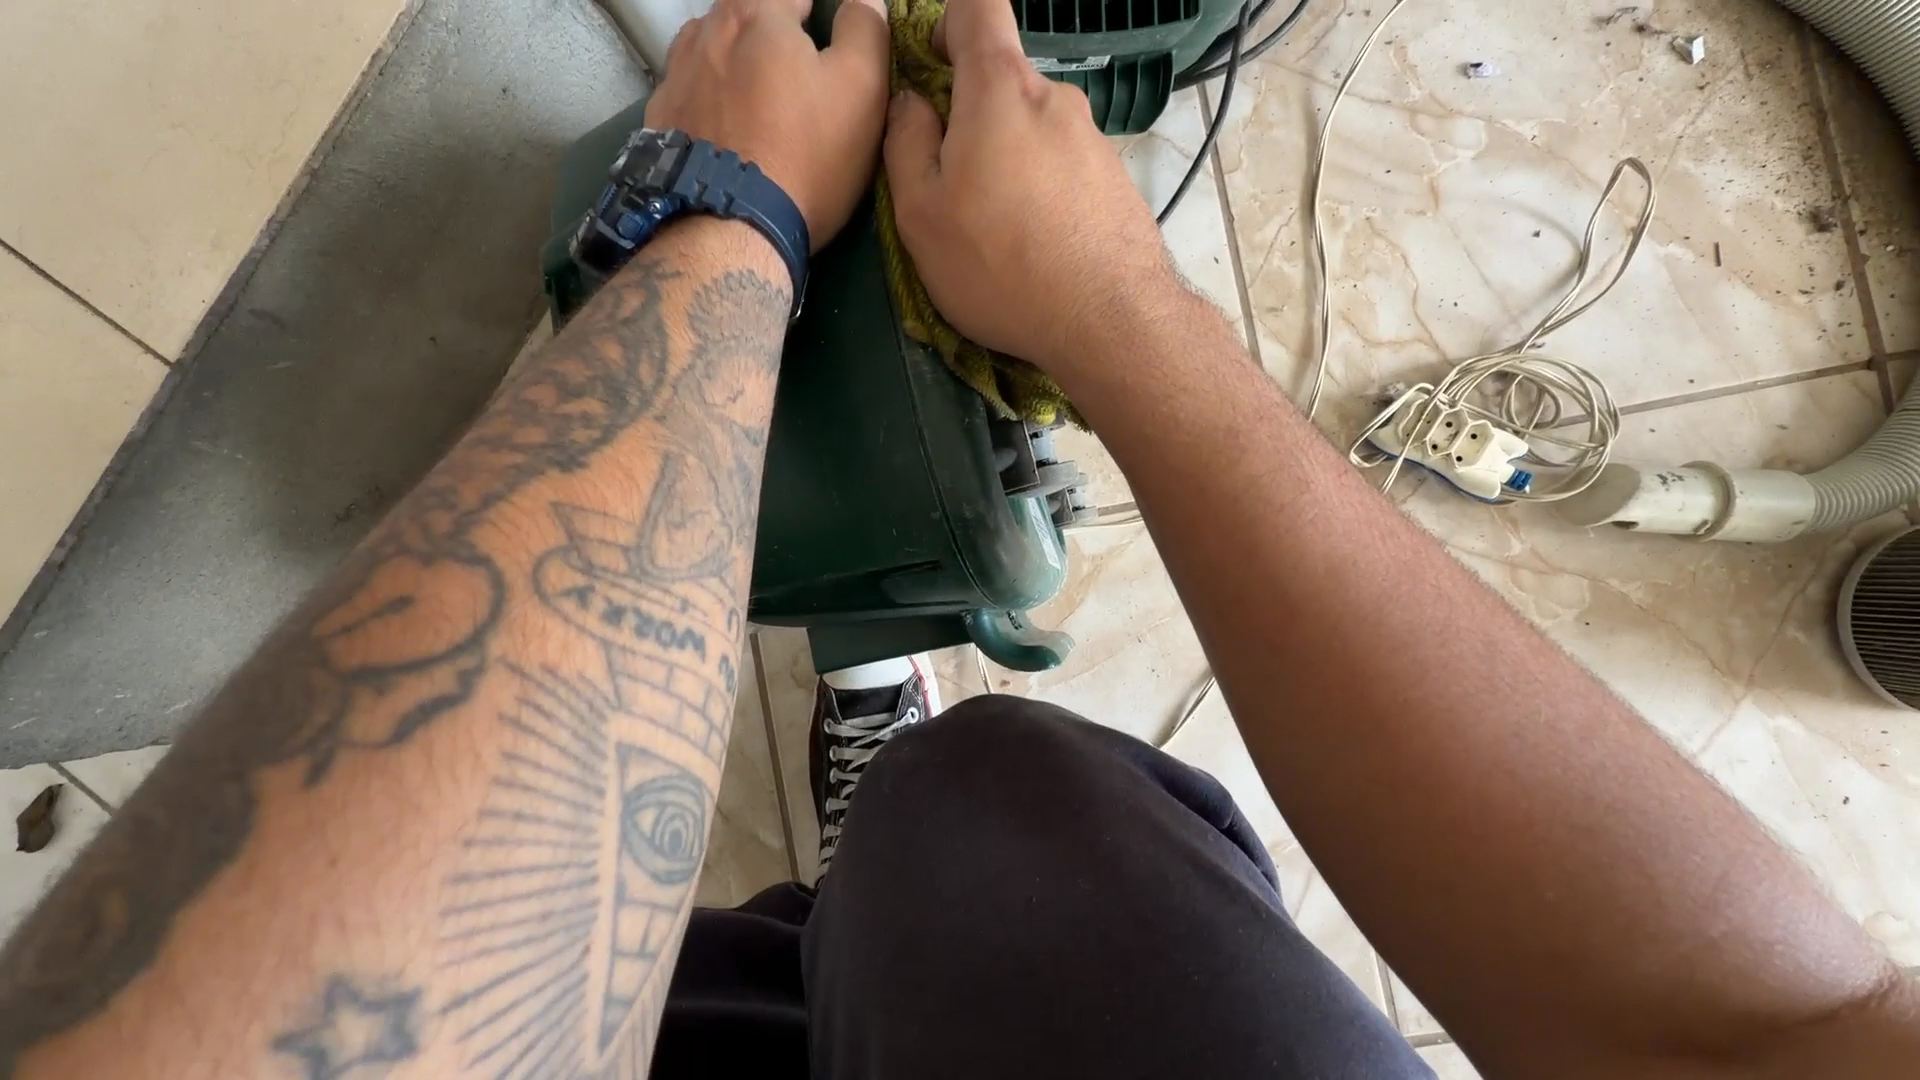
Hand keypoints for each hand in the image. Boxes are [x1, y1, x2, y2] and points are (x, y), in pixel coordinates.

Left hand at [648, 0, 890, 249]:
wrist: (730, 228)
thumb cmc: (807, 156)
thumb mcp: (861, 90)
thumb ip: (865, 30)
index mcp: (756, 11)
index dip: (819, 15)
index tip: (832, 50)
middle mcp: (706, 29)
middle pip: (749, 16)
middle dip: (776, 38)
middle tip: (801, 85)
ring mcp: (675, 75)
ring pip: (713, 50)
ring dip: (737, 65)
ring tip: (760, 107)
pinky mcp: (659, 122)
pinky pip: (690, 95)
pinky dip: (710, 102)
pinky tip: (726, 132)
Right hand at [881, 0, 1179, 375]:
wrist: (1108, 322)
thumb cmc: (999, 266)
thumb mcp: (921, 215)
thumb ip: (905, 144)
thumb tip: (912, 103)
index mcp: (1002, 90)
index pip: (978, 8)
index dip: (948, 26)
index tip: (934, 73)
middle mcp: (1057, 100)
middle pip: (1006, 86)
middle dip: (975, 124)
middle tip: (958, 194)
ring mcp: (1095, 142)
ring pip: (1036, 135)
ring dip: (1012, 168)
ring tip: (1003, 238)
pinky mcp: (1117, 184)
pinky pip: (1066, 173)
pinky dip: (1046, 196)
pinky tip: (1042, 251)